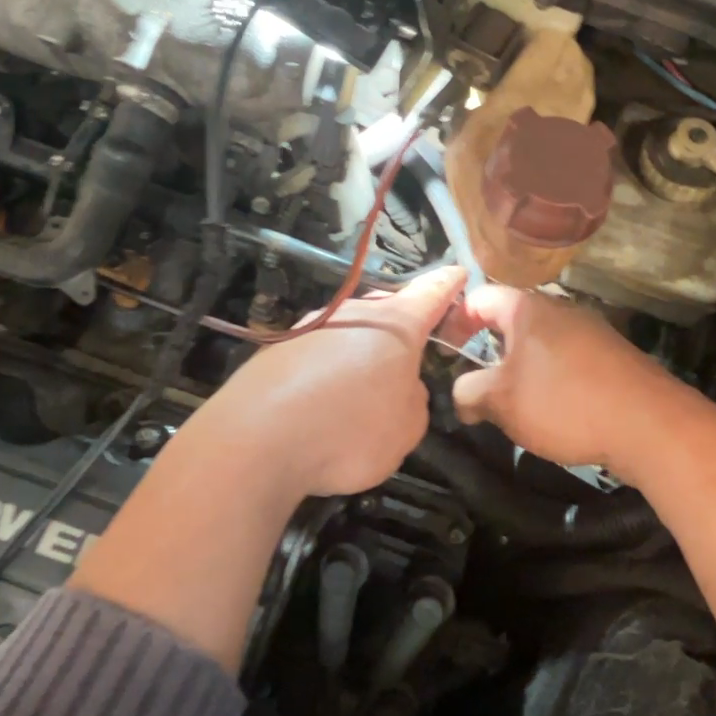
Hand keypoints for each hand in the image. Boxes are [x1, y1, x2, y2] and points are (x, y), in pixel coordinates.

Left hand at [181, 266, 466, 497]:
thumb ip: (414, 399)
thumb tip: (399, 386)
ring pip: (349, 335)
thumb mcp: (408, 427)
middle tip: (411, 359)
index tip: (460, 274)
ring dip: (359, 356)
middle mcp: (354, 313)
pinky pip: (315, 358)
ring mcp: (310, 328)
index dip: (450, 285)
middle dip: (402, 329)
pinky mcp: (276, 351)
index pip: (433, 292)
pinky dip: (325, 376)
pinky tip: (320, 408)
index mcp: (396, 324)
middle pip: (388, 312)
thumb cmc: (350, 430)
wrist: (255, 442)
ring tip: (360, 396)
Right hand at [450, 285, 700, 472]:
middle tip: (479, 386)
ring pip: (541, 343)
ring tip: (515, 405)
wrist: (648, 423)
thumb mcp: (501, 401)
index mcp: (527, 307)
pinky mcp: (612, 355)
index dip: (455, 321)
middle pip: (512, 320)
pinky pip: (569, 360)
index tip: (447, 354)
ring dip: (523, 369)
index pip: (479, 297)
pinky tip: (556, 412)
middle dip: (491, 352)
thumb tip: (462, 395)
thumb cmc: (564, 402)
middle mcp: (560, 308)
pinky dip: (553, 379)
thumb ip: (469, 392)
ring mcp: (591, 330)